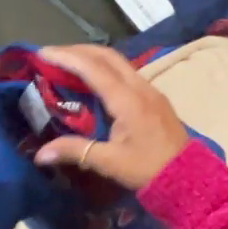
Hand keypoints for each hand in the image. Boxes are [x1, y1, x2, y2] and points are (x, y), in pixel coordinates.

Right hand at [32, 45, 189, 188]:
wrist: (188, 178)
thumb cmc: (148, 169)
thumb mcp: (109, 162)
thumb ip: (75, 151)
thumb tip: (39, 154)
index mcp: (128, 100)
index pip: (92, 68)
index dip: (66, 57)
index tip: (41, 53)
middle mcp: (140, 88)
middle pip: (107, 56)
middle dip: (78, 51)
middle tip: (52, 55)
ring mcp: (151, 91)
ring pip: (119, 62)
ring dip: (93, 58)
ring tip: (69, 64)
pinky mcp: (156, 98)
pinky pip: (128, 73)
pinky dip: (107, 69)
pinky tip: (95, 81)